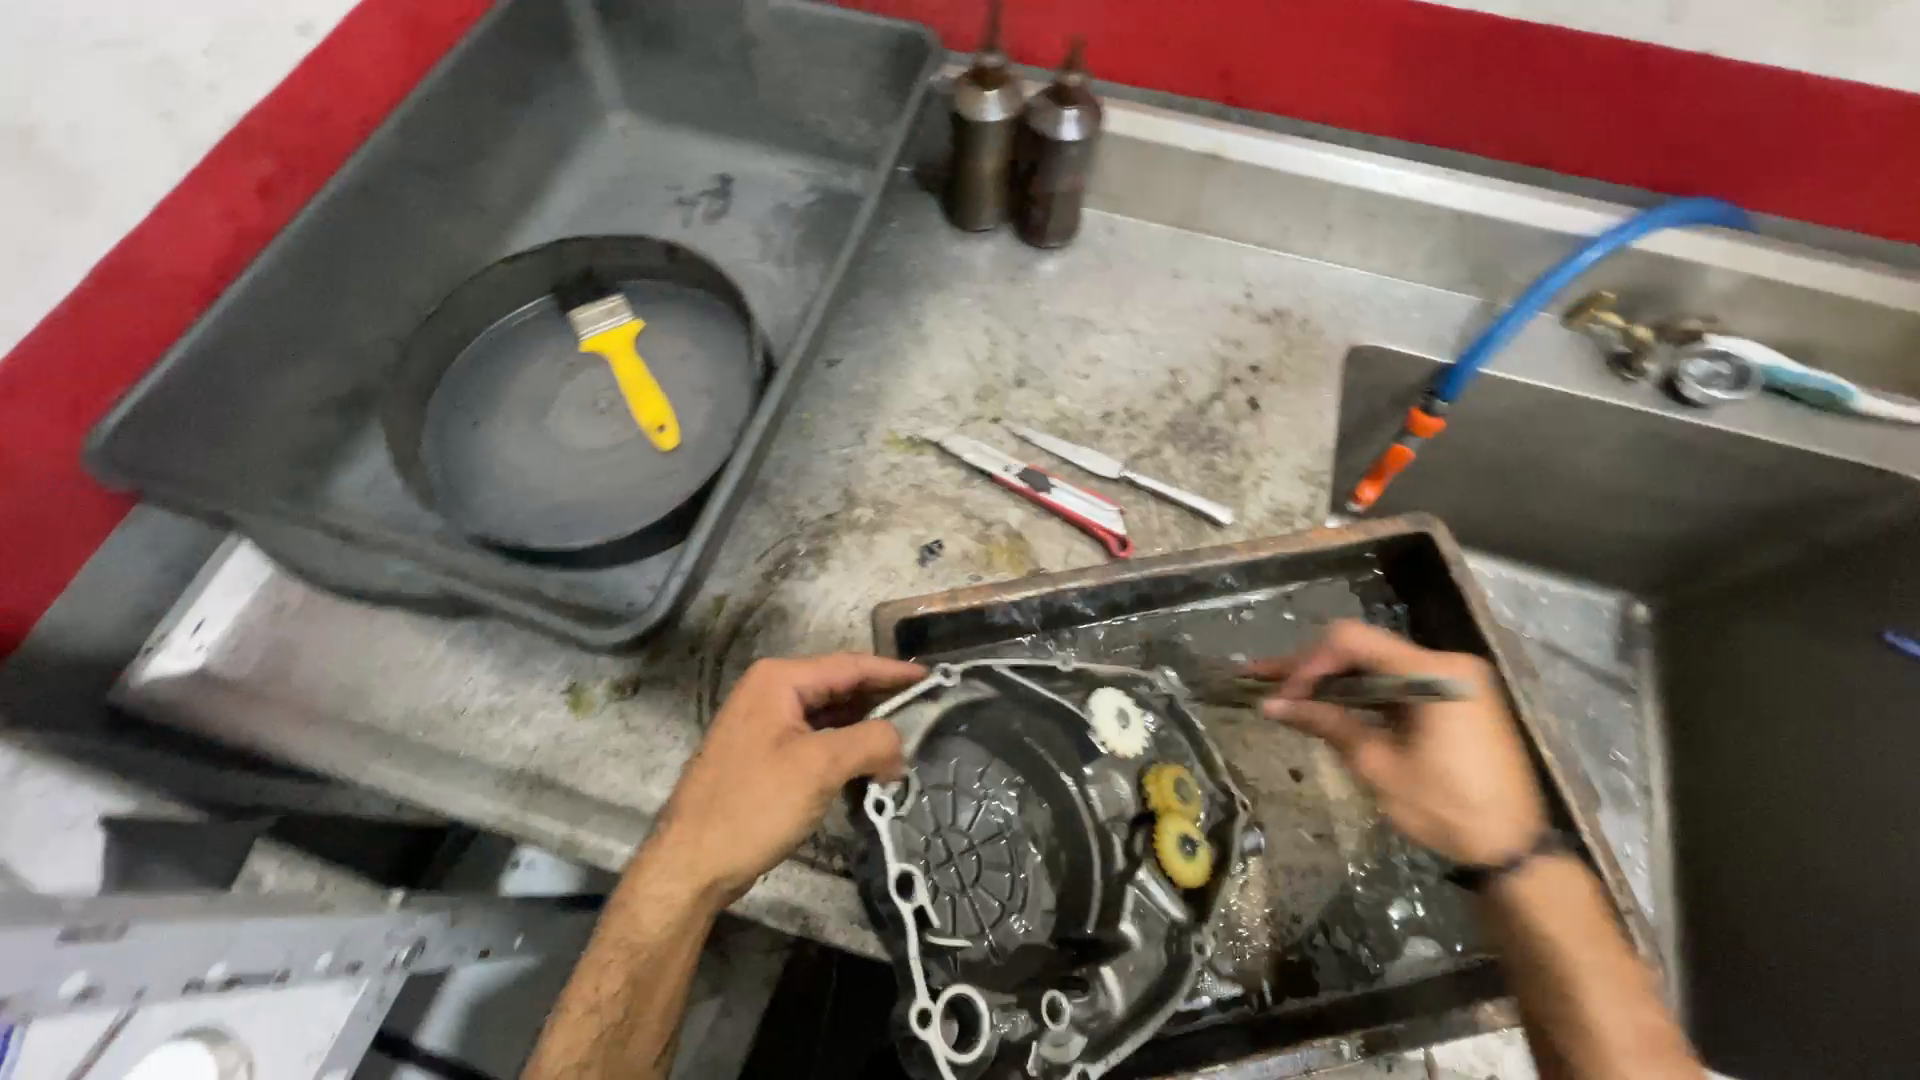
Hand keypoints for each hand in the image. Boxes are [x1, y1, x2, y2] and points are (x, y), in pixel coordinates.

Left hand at [641, 653, 925, 906]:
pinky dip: (844, 748)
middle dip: (882, 702)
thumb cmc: (755, 804)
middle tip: (927, 713)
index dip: (894, 672)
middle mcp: (770, 692)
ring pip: (829, 716)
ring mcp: (764, 725)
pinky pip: (815, 740)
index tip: (933, 679)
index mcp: (780, 680)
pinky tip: (869, 766)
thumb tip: (899, 749)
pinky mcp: (764, 756)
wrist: (691, 863)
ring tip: (907, 741)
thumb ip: (872, 742)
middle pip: (840, 688)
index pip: (850, 666)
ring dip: (865, 729)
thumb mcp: (821, 766)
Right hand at [1255, 620, 1547, 865]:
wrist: (1515, 850)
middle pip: (1359, 648)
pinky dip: (1357, 692)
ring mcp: (1450, 679)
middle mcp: (1444, 663)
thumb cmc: (1448, 809)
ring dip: (1329, 680)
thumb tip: (1272, 705)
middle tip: (1262, 682)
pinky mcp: (1450, 698)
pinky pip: (1391, 683)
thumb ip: (1327, 724)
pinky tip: (1320, 701)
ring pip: (1372, 665)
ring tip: (1279, 691)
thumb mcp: (1378, 766)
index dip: (1308, 663)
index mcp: (1432, 673)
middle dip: (1310, 668)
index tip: (1282, 696)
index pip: (1350, 642)